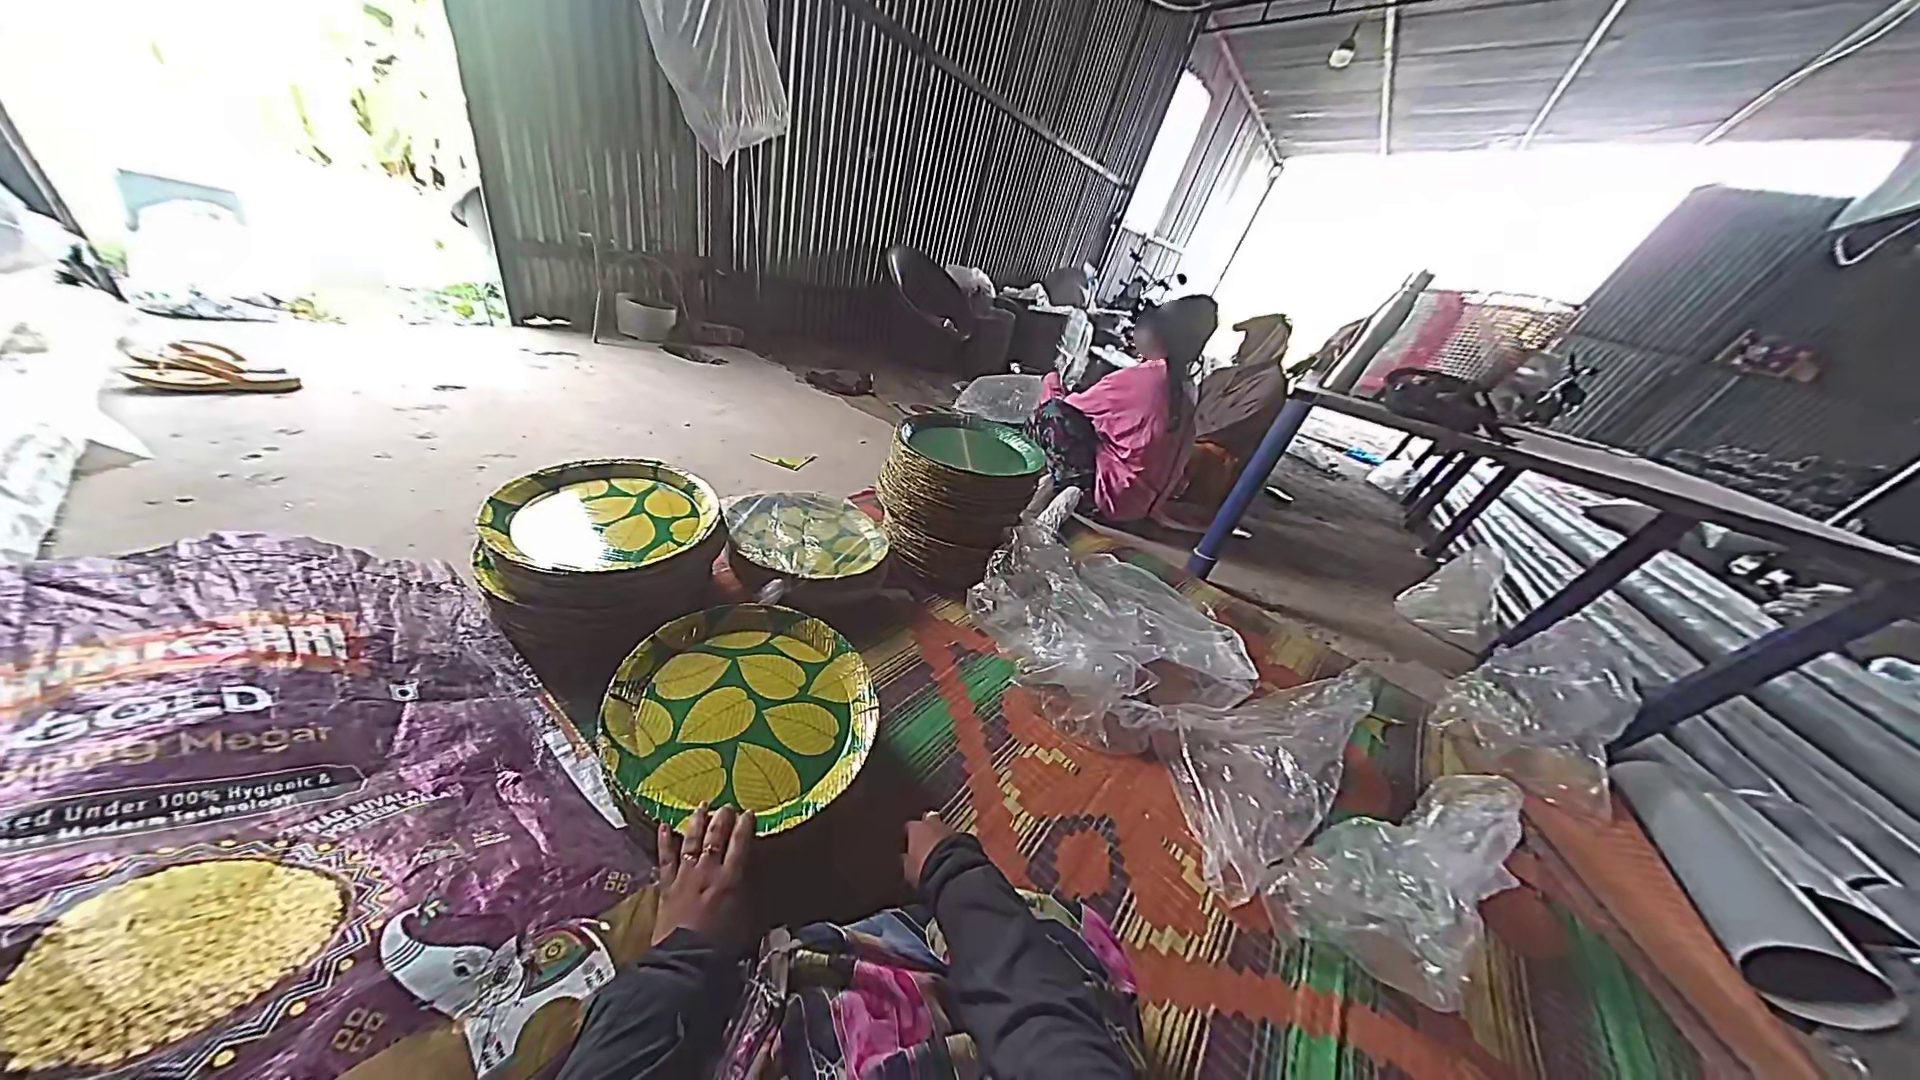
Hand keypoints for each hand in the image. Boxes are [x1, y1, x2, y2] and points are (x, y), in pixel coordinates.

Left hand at [653, 805, 755, 951]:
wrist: (683, 962)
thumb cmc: (721, 945)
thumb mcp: (746, 919)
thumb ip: (750, 897)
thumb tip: (756, 885)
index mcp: (730, 878)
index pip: (740, 843)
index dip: (745, 826)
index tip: (749, 813)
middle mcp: (708, 871)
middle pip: (715, 837)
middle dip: (723, 818)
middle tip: (727, 806)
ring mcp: (685, 876)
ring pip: (691, 842)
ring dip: (697, 822)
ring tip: (702, 806)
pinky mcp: (666, 887)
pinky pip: (665, 860)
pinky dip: (664, 842)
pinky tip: (664, 826)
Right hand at [902, 811, 955, 889]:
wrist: (951, 870)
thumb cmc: (925, 868)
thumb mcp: (908, 868)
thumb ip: (906, 859)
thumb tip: (906, 857)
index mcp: (916, 828)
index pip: (909, 827)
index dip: (908, 836)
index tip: (908, 845)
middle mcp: (932, 823)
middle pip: (927, 821)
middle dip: (926, 829)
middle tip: (924, 843)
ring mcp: (949, 828)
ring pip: (942, 828)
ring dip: (940, 836)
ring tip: (938, 851)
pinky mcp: (963, 836)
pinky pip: (953, 837)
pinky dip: (950, 843)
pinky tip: (949, 854)